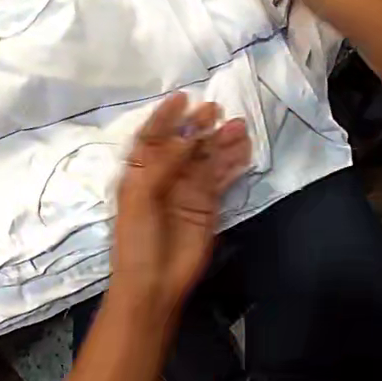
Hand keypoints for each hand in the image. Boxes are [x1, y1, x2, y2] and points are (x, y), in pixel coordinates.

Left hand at [109, 92, 251, 314]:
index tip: (181, 98)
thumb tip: (187, 138)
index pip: (152, 137)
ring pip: (206, 157)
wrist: (153, 283)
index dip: (165, 117)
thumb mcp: (139, 199)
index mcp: (138, 173)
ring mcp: (187, 190)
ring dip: (220, 141)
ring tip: (238, 125)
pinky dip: (232, 163)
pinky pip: (221, 178)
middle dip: (197, 125)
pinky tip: (244, 149)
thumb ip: (161, 165)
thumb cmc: (137, 241)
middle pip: (182, 143)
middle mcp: (163, 177)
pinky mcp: (207, 206)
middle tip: (214, 110)